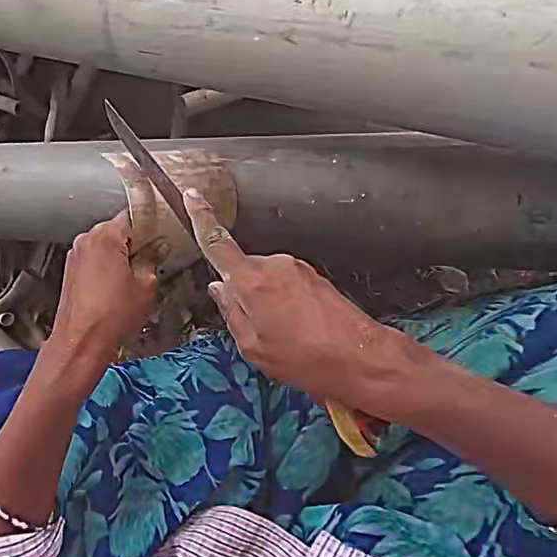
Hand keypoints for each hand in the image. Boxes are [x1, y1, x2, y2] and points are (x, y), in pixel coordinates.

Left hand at [47, 211, 163, 363]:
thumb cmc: (110, 316)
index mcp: (106, 236)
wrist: (81, 341)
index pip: (133, 216)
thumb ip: (153, 259)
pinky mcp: (71, 271)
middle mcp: (86, 240)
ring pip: (105, 245)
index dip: (150, 226)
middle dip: (135, 242)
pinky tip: (118, 286)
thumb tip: (159, 248)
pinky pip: (94, 259)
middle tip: (153, 258)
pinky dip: (107, 266)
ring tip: (135, 277)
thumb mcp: (145, 285)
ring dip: (120, 255)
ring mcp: (76, 255)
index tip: (161, 235)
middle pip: (117, 229)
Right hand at [184, 189, 424, 416]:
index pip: (218, 243)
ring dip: (267, 303)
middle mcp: (276, 266)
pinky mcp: (315, 276)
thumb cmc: (309, 360)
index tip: (192, 196)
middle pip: (244, 271)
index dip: (201, 217)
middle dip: (244, 295)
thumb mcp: (255, 348)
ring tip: (286, 338)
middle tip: (259, 332)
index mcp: (253, 282)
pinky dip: (286, 305)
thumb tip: (219, 289)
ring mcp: (298, 268)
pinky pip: (286, 285)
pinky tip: (301, 333)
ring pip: (266, 280)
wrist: (364, 358)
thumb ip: (231, 314)